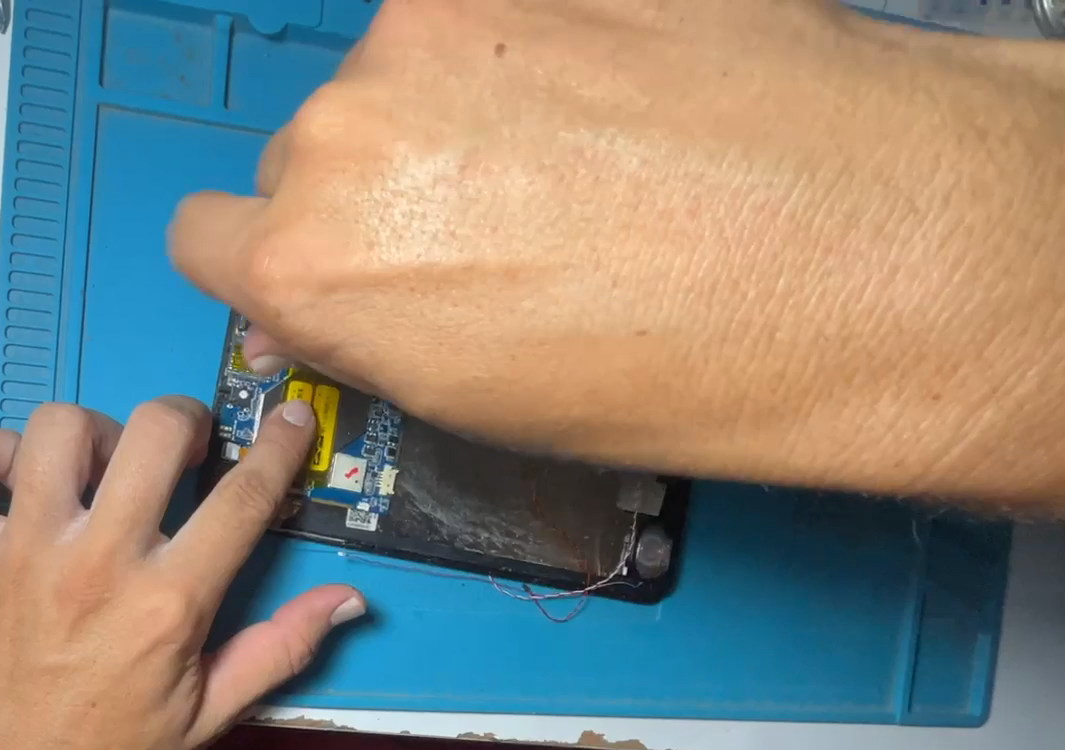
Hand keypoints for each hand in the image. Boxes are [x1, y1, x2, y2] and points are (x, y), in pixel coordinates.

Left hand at [0, 396, 364, 749]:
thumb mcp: (211, 715)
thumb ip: (282, 648)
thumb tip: (350, 599)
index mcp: (168, 604)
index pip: (242, 500)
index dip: (278, 446)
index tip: (288, 416)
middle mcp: (96, 563)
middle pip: (152, 432)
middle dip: (182, 420)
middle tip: (180, 450)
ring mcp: (19, 553)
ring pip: (57, 428)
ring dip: (91, 436)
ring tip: (97, 473)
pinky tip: (15, 486)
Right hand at [168, 0, 1064, 536]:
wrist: (863, 263)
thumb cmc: (642, 378)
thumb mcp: (451, 396)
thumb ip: (348, 327)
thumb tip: (300, 298)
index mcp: (304, 262)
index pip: (202, 240)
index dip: (255, 265)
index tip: (313, 279)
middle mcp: (338, 132)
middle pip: (294, 161)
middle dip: (353, 201)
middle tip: (457, 235)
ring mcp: (428, 26)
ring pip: (380, 87)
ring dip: (430, 125)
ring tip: (546, 168)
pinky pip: (466, 21)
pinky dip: (500, 60)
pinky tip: (591, 101)